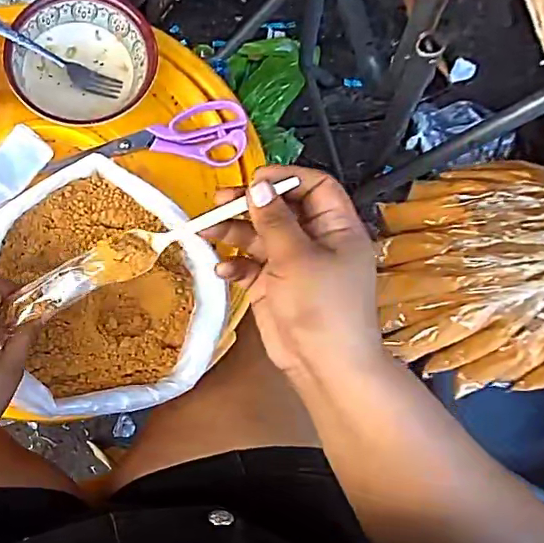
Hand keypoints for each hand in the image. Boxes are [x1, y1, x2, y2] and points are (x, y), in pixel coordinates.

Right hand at [206, 165, 384, 379]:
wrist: (324, 363)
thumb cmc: (322, 307)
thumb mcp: (297, 257)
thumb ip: (275, 220)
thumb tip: (258, 187)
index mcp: (336, 227)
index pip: (314, 187)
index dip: (285, 179)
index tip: (254, 181)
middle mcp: (315, 242)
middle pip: (280, 210)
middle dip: (249, 205)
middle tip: (218, 201)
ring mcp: (292, 265)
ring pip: (260, 238)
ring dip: (234, 233)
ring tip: (206, 230)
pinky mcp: (273, 287)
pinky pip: (250, 267)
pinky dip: (235, 265)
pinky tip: (222, 268)